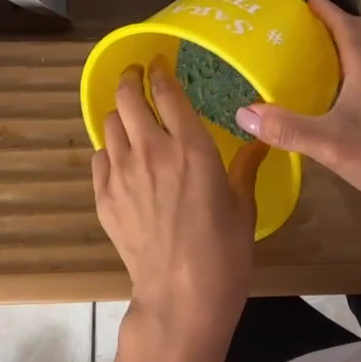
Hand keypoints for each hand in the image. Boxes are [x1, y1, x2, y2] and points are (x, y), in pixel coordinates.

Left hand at [92, 60, 266, 344]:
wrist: (181, 299)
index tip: (159, 62)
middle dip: (131, 80)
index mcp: (191, 146)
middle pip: (127, 97)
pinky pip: (99, 158)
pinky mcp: (104, 198)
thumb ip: (245, 166)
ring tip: (129, 118)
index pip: (166, 90)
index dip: (159, 70)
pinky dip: (108, 150)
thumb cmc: (223, 253)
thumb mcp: (243, 206)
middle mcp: (152, 150)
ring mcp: (122, 174)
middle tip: (137, 77)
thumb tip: (261, 137)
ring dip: (119, 114)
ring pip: (108, 123)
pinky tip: (120, 158)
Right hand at [234, 0, 360, 215]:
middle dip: (334, 21)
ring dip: (345, 43)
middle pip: (360, 32)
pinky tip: (336, 91)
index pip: (345, 23)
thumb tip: (243, 112)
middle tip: (303, 23)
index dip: (324, 8)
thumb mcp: (330, 144)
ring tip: (314, 51)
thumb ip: (287, 129)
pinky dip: (353, 66)